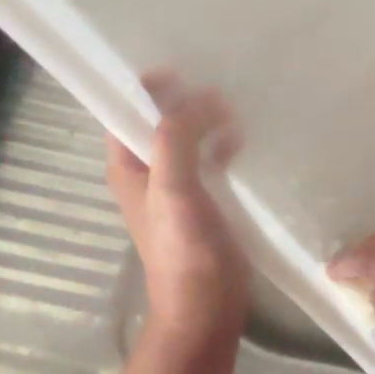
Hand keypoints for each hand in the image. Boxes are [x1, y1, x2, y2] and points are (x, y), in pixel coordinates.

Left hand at [107, 75, 245, 330]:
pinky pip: (212, 158)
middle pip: (161, 120)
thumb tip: (203, 98)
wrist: (206, 307)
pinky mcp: (207, 199)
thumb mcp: (173, 189)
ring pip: (190, 137)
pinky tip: (247, 139)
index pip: (127, 111)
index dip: (147, 87)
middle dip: (186, 99)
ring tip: (238, 104)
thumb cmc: (182, 249)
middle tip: (221, 81)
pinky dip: (225, 144)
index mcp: (128, 165)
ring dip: (209, 120)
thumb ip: (178, 139)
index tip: (184, 66)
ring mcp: (178, 186)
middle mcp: (149, 170)